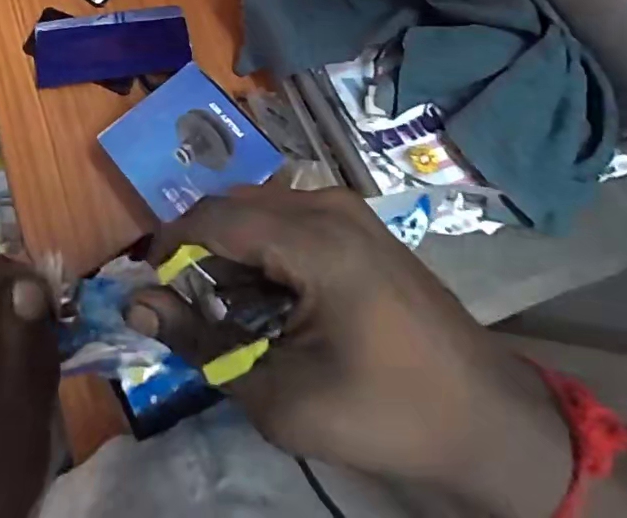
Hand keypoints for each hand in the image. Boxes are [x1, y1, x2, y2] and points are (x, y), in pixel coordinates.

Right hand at [128, 184, 574, 514]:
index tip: (150, 292)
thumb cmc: (385, 413)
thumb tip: (138, 306)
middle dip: (199, 253)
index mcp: (314, 239)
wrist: (488, 421)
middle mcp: (327, 205)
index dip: (169, 249)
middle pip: (232, 207)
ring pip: (256, 211)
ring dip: (230, 255)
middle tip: (190, 312)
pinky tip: (271, 303)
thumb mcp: (280, 394)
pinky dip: (261, 254)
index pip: (213, 218)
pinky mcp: (356, 224)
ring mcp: (346, 209)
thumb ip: (201, 343)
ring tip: (231, 315)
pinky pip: (286, 220)